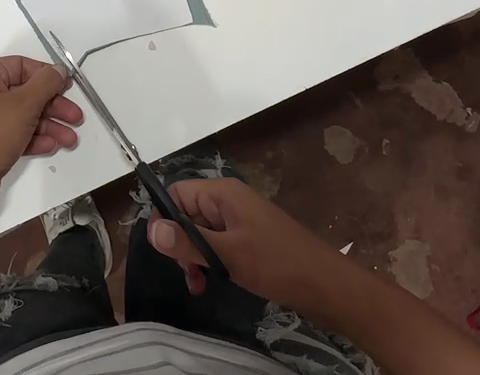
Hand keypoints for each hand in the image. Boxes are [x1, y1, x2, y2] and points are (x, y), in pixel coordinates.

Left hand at [0, 57, 82, 233]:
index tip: (69, 87)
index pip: (21, 66)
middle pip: (25, 92)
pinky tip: (51, 146)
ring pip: (22, 115)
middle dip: (53, 106)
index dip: (47, 75)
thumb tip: (58, 69)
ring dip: (48, 125)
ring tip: (70, 139)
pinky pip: (15, 132)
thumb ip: (46, 83)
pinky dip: (33, 138)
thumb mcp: (24, 104)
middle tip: (76, 118)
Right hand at [146, 177, 328, 300]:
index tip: (162, 249)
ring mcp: (240, 220)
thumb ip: (188, 242)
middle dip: (180, 242)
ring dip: (194, 255)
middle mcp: (228, 201)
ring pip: (201, 232)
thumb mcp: (228, 255)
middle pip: (187, 212)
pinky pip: (218, 244)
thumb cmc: (277, 263)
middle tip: (186, 272)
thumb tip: (151, 230)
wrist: (328, 287)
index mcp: (222, 193)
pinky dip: (210, 261)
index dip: (163, 217)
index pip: (176, 193)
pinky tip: (211, 283)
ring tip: (198, 284)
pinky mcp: (249, 240)